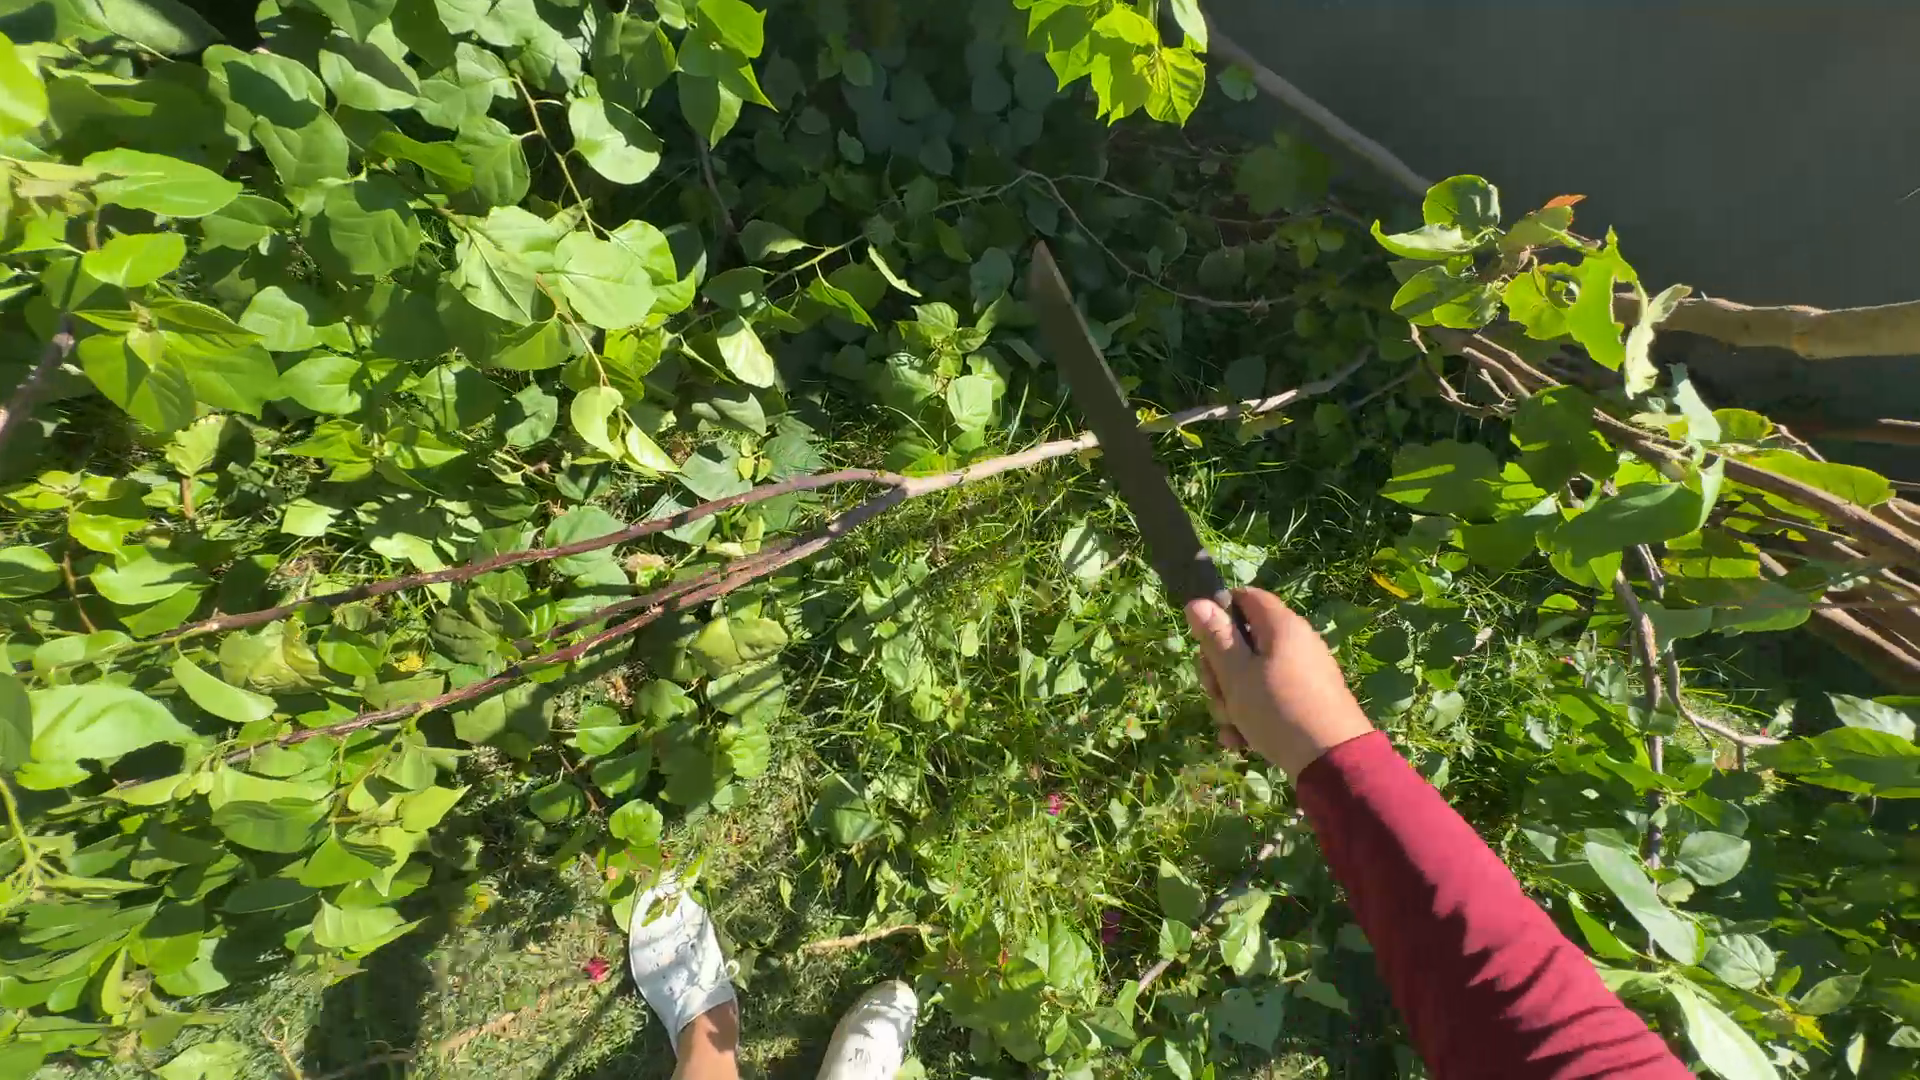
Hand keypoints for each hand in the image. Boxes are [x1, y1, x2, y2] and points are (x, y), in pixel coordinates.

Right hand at [1184, 588, 1374, 777]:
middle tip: (1215, 691)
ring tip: (1231, 725)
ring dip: (1231, 698)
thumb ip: (1216, 637)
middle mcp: (1295, 643)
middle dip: (1219, 668)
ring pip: (1251, 673)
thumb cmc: (1277, 708)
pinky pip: (1268, 695)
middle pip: (1243, 640)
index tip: (1204, 641)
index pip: (1245, 597)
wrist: (1332, 762)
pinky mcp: (1306, 699)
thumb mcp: (1236, 673)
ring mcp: (1302, 672)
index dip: (1219, 613)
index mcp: (1280, 627)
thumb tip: (1197, 602)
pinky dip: (1251, 714)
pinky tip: (1240, 740)